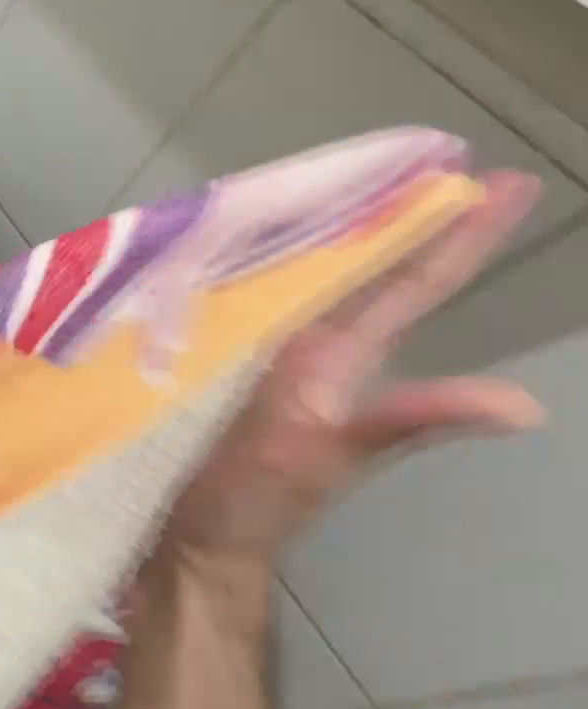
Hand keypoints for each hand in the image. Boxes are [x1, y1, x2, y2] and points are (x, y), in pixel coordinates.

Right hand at [162, 170, 546, 567]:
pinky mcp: (207, 385)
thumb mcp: (324, 456)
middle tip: (401, 166)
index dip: (453, 239)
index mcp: (335, 363)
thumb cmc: (253, 500)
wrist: (189, 542)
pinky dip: (229, 289)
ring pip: (288, 294)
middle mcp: (305, 359)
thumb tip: (520, 408)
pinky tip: (211, 271)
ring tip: (313, 200)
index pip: (406, 291)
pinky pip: (227, 321)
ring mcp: (256, 372)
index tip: (499, 181)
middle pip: (351, 280)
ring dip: (304, 248)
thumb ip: (401, 422)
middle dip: (379, 224)